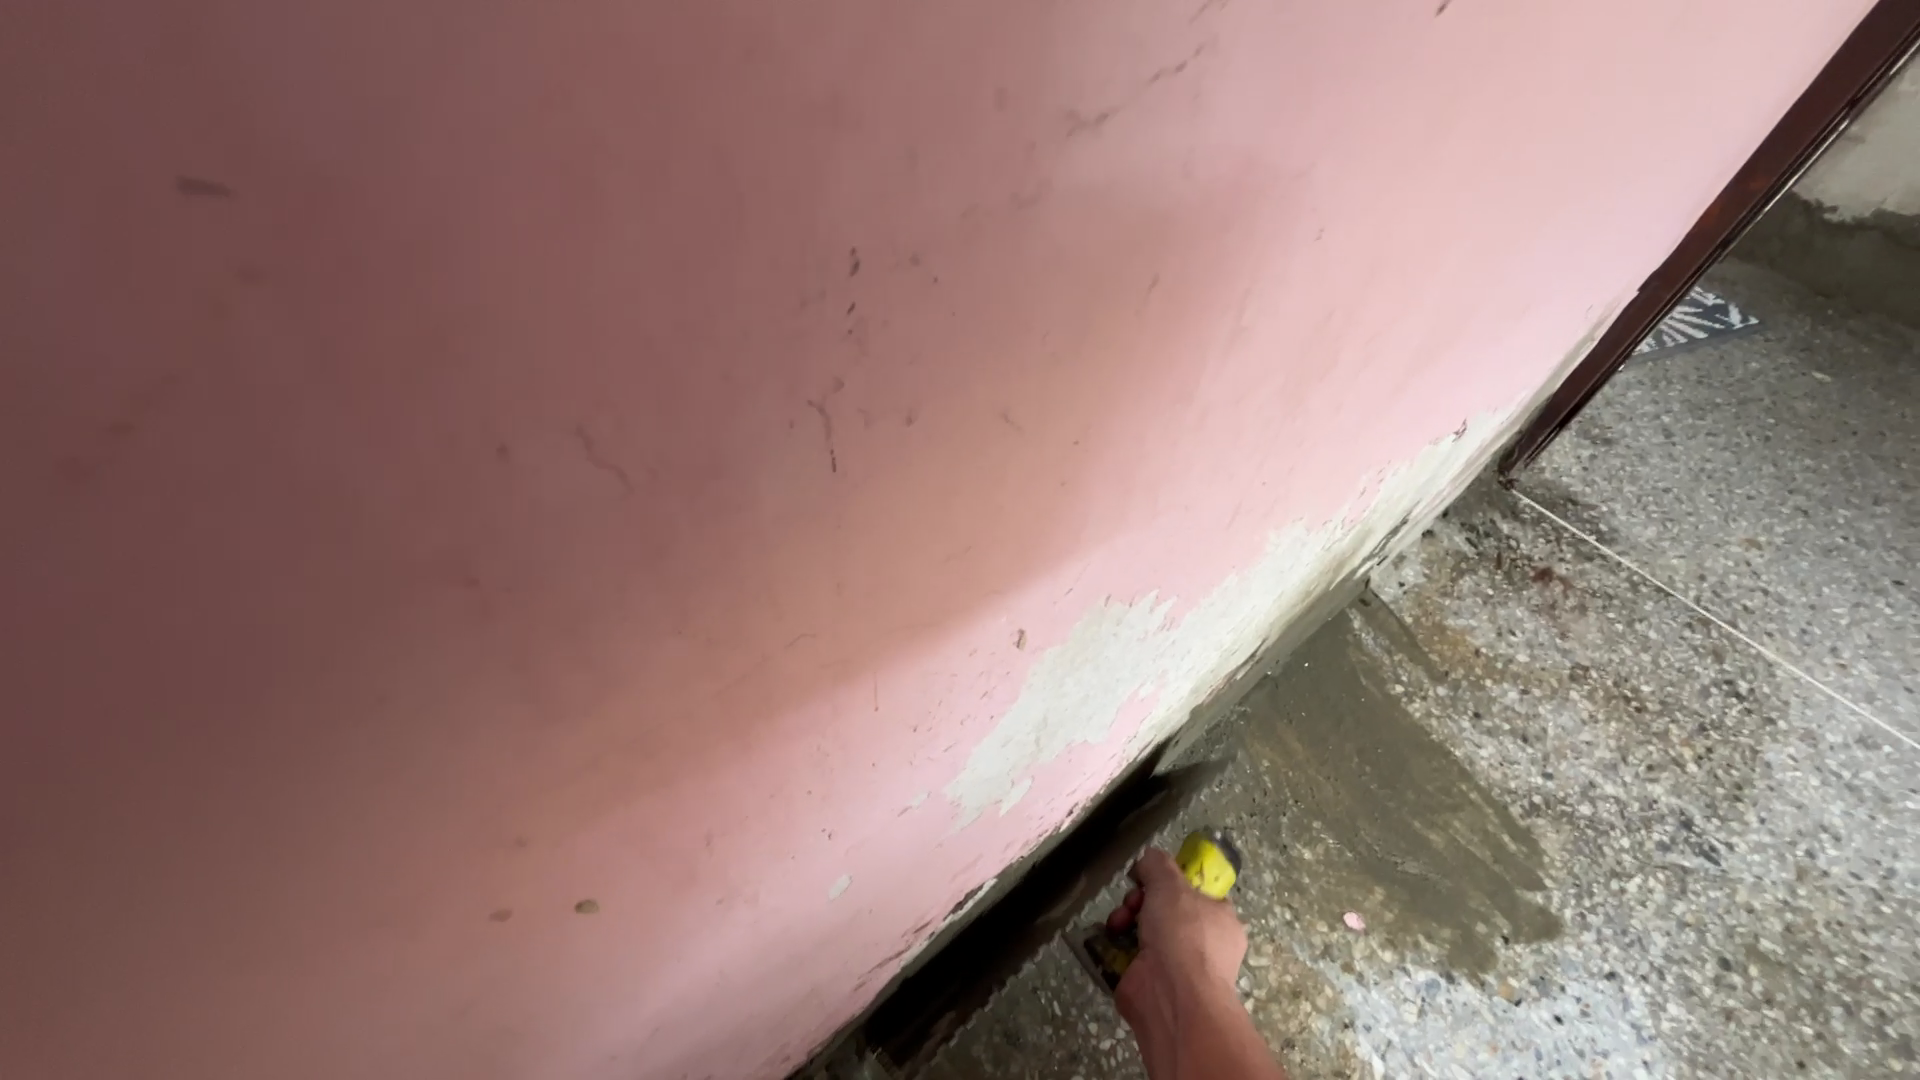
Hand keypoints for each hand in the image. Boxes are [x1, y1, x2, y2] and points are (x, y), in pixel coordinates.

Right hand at [1105, 847, 1247, 1025]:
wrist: (1172, 996)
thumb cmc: (1183, 934)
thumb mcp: (1171, 883)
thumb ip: (1157, 863)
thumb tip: (1148, 861)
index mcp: (1221, 920)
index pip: (1197, 892)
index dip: (1172, 881)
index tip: (1152, 877)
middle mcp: (1203, 944)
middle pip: (1165, 907)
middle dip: (1141, 899)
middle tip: (1133, 902)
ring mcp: (1177, 966)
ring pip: (1145, 928)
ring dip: (1126, 918)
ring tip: (1118, 923)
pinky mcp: (1151, 981)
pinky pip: (1131, 952)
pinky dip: (1117, 943)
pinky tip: (1111, 938)